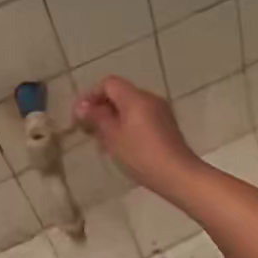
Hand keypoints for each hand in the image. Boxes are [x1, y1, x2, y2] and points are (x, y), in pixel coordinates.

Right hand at [72, 76, 201, 192]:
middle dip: (101, 109)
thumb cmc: (141, 154)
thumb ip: (96, 118)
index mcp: (135, 97)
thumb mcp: (113, 137)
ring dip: (113, 120)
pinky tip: (121, 146)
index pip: (109, 84)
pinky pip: (142, 117)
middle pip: (120, 94)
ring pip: (130, 107)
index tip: (80, 115)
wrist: (177, 174)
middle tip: (89, 131)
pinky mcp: (166, 125)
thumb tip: (82, 107)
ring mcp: (161, 111)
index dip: (91, 95)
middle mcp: (150, 98)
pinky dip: (127, 125)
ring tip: (103, 143)